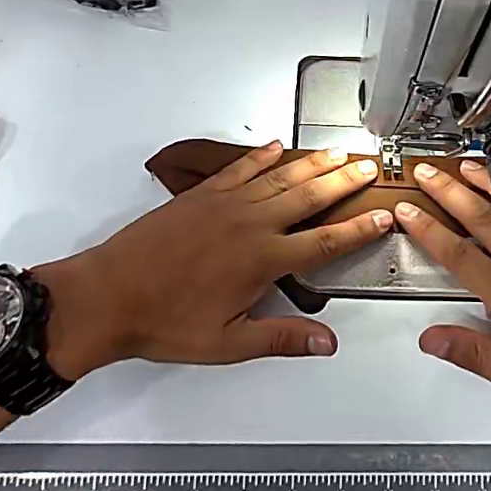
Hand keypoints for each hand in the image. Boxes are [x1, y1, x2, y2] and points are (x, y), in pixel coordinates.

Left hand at [36, 141, 388, 378]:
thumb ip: (281, 338)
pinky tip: (275, 148)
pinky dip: (260, 157)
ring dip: (312, 163)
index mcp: (262, 260)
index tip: (382, 217)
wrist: (108, 296)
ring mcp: (225, 204)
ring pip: (280, 176)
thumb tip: (325, 342)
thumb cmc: (164, 320)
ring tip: (337, 152)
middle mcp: (250, 224)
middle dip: (344, 181)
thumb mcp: (229, 342)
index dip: (358, 229)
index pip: (325, 242)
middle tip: (367, 168)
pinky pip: (240, 169)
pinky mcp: (201, 195)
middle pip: (310, 196)